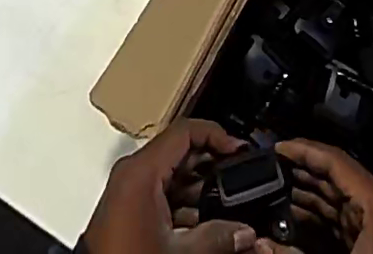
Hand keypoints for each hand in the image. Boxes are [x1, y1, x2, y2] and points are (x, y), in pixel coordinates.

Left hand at [83, 119, 256, 252]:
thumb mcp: (178, 252)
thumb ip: (216, 237)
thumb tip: (242, 232)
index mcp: (141, 171)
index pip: (184, 131)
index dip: (214, 135)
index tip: (236, 149)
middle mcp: (133, 173)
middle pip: (179, 151)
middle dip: (210, 165)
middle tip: (236, 178)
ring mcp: (129, 190)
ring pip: (173, 173)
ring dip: (200, 187)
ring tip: (225, 205)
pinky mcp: (129, 208)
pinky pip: (162, 191)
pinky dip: (184, 201)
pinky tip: (203, 223)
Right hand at [259, 139, 372, 253]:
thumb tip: (259, 241)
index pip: (336, 160)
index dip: (304, 150)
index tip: (276, 148)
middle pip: (336, 174)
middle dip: (302, 169)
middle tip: (271, 166)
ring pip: (339, 194)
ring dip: (308, 190)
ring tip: (277, 187)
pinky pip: (344, 216)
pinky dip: (320, 212)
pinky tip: (295, 214)